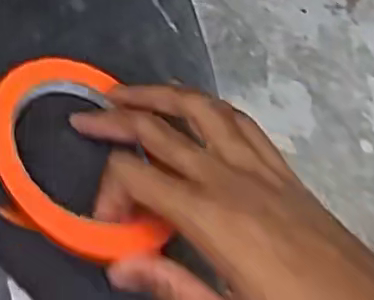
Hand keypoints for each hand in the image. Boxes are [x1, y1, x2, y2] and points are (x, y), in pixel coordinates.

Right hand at [70, 85, 373, 299]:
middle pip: (153, 127)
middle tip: (83, 120)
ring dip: (155, 94)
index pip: (131, 175)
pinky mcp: (290, 178)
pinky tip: (191, 109)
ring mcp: (262, 173)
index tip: (108, 219)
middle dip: (110, 119)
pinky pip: (241, 123)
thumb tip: (117, 267)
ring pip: (197, 108)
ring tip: (126, 93)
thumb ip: (174, 285)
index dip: (107, 190)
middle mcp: (229, 180)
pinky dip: (207, 105)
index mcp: (209, 215)